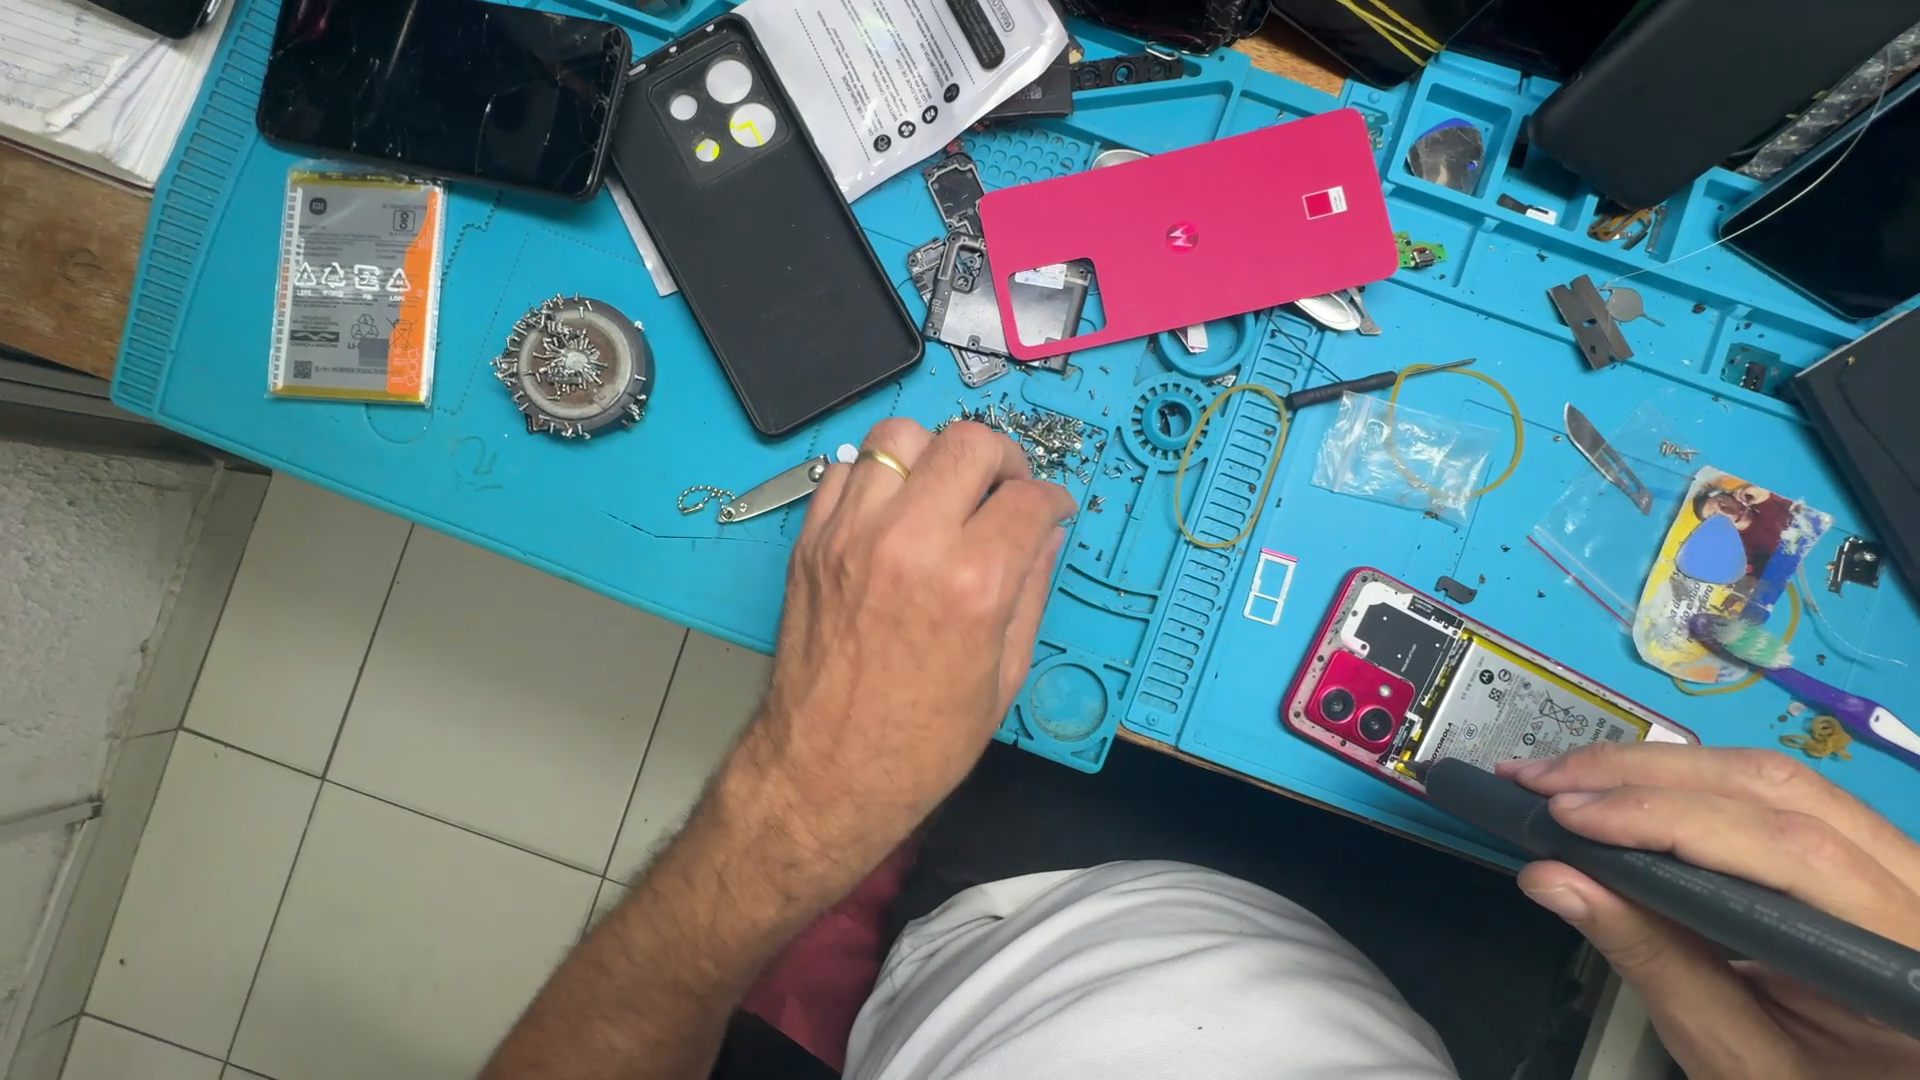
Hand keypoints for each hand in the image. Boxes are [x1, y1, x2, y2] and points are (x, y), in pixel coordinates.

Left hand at [734, 418, 1073, 884]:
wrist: (825, 773)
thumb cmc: (924, 743)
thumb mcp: (1005, 677)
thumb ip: (1032, 591)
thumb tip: (1047, 534)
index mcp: (973, 583)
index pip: (1029, 498)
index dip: (1053, 500)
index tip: (1052, 511)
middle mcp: (912, 542)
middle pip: (969, 444)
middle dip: (1003, 461)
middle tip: (1004, 493)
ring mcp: (851, 535)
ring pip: (901, 437)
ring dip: (936, 457)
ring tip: (945, 494)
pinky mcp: (810, 541)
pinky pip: (848, 469)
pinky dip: (880, 476)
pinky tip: (895, 510)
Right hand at [1504, 744, 1919, 1078]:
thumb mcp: (1731, 1050)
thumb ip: (1650, 958)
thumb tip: (1549, 877)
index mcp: (1905, 961)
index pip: (1787, 850)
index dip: (1663, 815)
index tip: (1563, 814)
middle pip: (1772, 790)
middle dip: (1635, 775)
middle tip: (1537, 780)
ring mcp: (1901, 865)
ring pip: (1765, 775)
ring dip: (1645, 766)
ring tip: (1558, 777)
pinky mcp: (1864, 848)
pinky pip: (1766, 788)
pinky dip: (1674, 776)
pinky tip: (1612, 784)